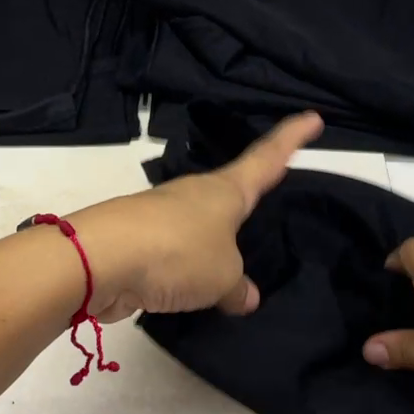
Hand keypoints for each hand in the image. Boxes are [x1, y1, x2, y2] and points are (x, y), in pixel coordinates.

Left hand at [70, 113, 323, 321]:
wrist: (100, 259)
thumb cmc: (177, 252)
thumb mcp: (223, 277)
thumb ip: (238, 287)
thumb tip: (245, 296)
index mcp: (226, 190)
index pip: (267, 157)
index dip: (291, 138)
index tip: (312, 118)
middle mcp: (194, 195)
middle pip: (230, 193)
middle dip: (246, 201)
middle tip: (267, 209)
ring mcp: (163, 216)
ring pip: (199, 228)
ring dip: (212, 246)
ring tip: (230, 274)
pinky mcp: (138, 242)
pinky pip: (174, 256)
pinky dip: (185, 272)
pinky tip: (190, 292)